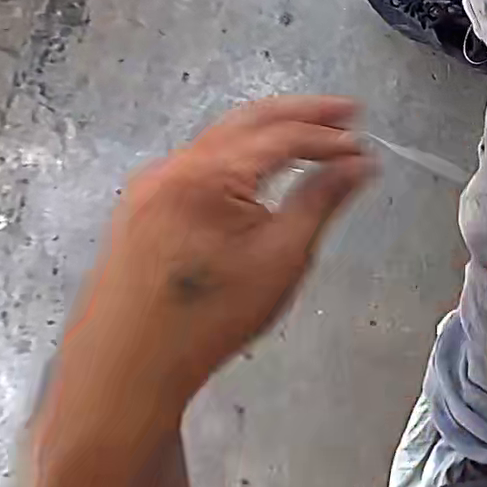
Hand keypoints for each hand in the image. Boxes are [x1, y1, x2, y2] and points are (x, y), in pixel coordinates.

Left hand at [52, 96, 371, 434]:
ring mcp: (152, 183)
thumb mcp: (282, 257)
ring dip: (273, 130)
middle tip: (348, 112)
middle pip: (250, 120)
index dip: (329, 139)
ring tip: (316, 135)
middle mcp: (174, 165)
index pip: (282, 137)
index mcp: (207, 174)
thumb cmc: (210, 319)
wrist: (123, 373)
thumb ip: (323, 199)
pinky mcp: (144, 204)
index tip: (364, 149)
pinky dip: (244, 153)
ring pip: (224, 137)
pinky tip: (265, 165)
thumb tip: (360, 165)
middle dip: (303, 113)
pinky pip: (203, 160)